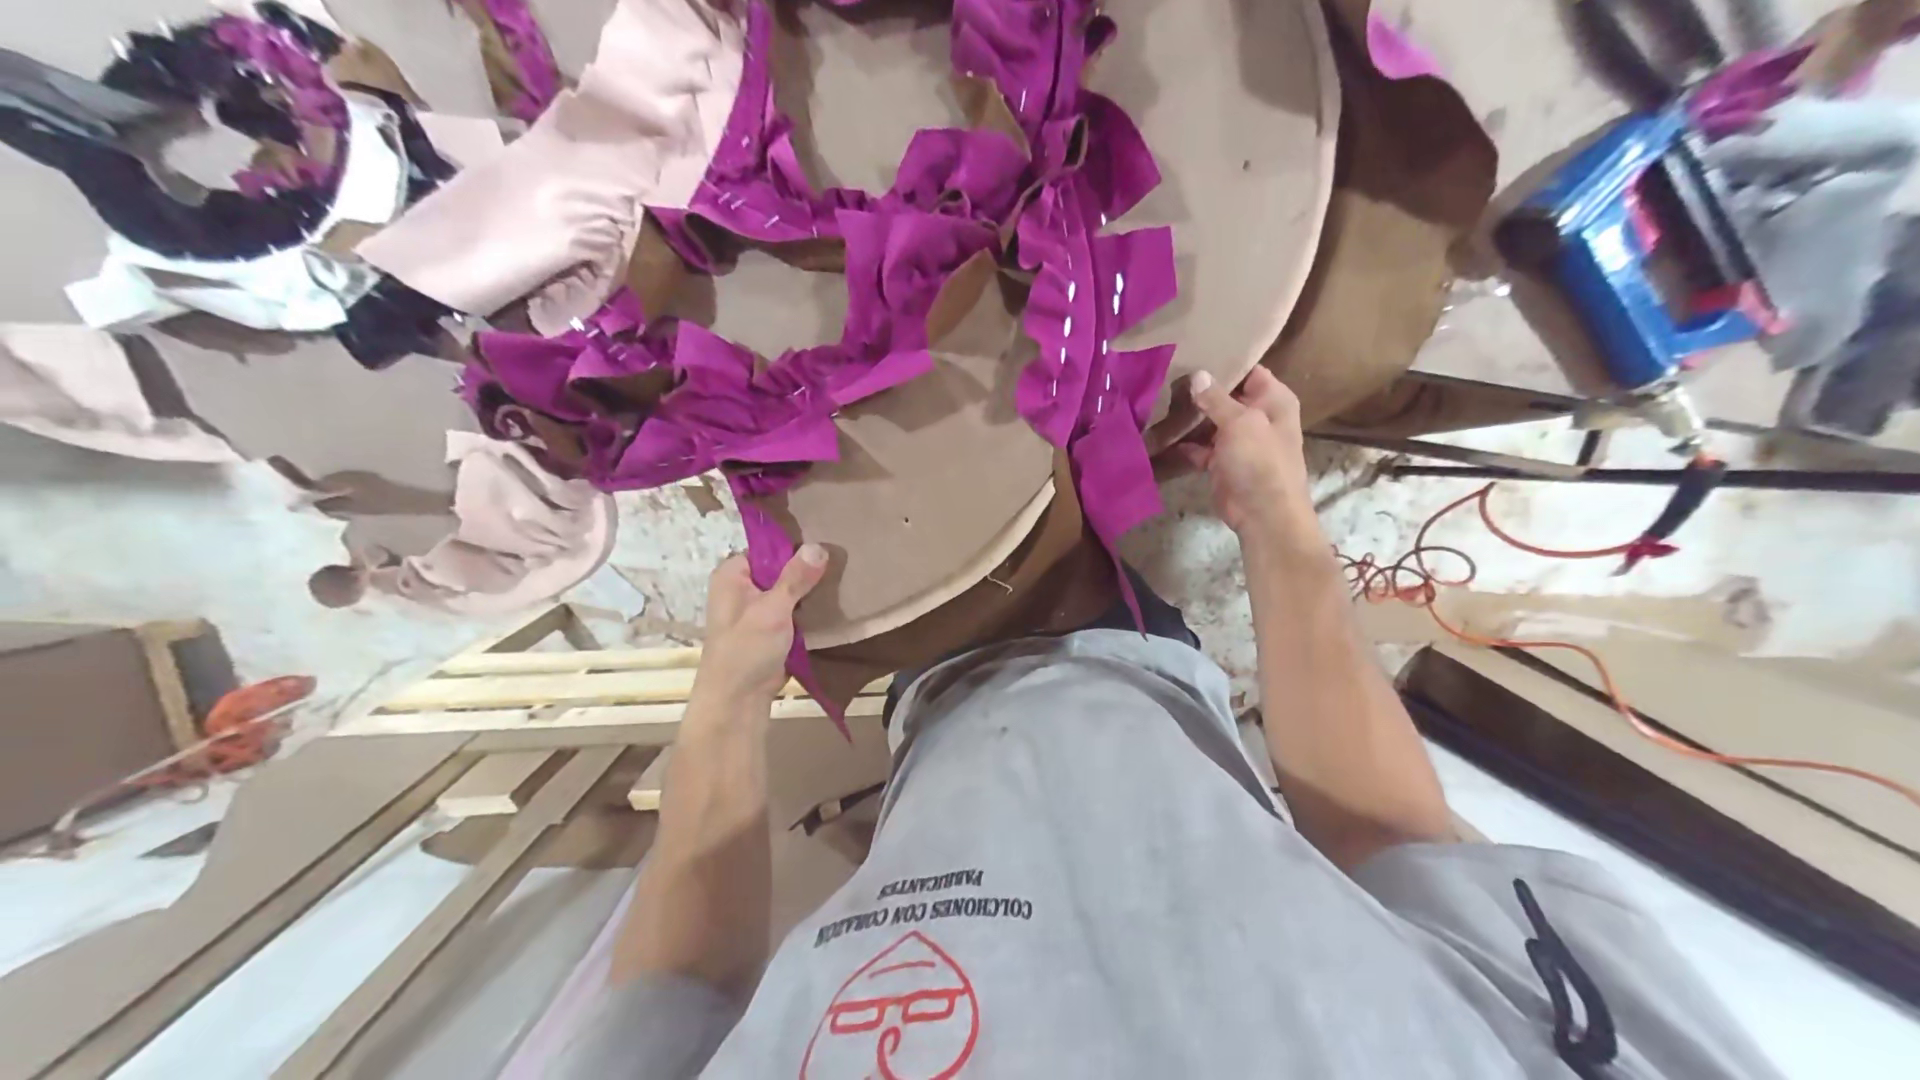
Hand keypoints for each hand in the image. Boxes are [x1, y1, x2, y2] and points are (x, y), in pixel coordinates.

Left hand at [697, 545, 829, 699]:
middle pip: (779, 569)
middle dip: (807, 570)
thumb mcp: (773, 610)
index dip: (794, 546)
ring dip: (810, 592)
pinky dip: (808, 610)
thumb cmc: (746, 650)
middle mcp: (740, 589)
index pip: (766, 548)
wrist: (738, 702)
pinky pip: (792, 611)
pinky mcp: (769, 631)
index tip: (825, 544)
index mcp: (731, 575)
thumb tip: (818, 546)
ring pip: (789, 591)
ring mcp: (755, 611)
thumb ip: (796, 578)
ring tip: (841, 580)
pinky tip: (832, 604)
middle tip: (839, 562)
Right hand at [1177, 367, 1317, 544]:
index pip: (1249, 371)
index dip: (1224, 363)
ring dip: (1188, 417)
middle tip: (1167, 376)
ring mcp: (1238, 440)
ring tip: (1159, 400)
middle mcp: (1257, 416)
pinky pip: (1199, 447)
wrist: (1263, 514)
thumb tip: (1197, 375)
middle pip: (1225, 396)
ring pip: (1209, 421)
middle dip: (1199, 390)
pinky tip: (1160, 434)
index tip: (1193, 353)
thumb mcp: (1240, 422)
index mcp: (1272, 400)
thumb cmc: (1260, 461)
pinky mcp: (1220, 462)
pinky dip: (1183, 444)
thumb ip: (1216, 398)